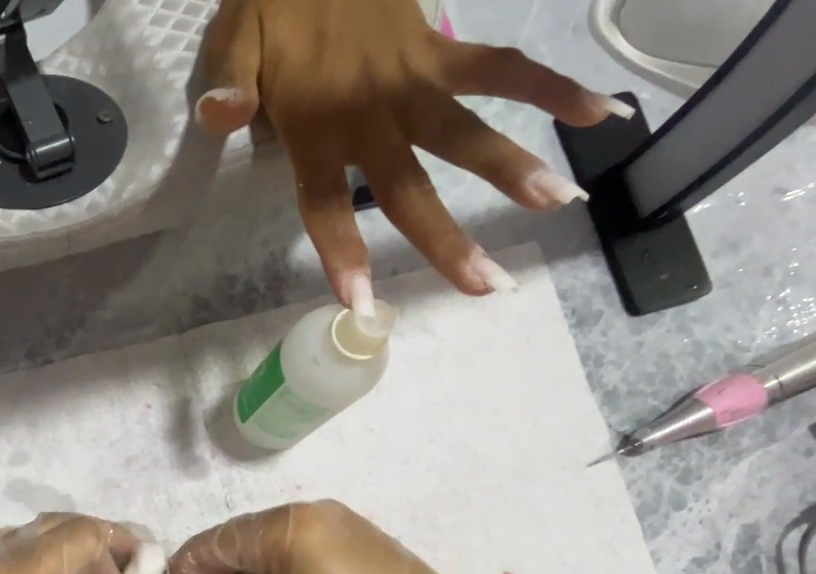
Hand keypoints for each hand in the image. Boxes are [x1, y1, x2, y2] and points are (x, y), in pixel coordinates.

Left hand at [194, 0, 625, 311]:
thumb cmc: (271, 0)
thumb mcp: (235, 37)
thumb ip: (229, 82)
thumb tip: (219, 118)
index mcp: (313, 124)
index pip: (324, 203)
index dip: (343, 253)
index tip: (363, 303)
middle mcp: (369, 114)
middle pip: (408, 189)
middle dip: (445, 241)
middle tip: (487, 287)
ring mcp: (411, 82)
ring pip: (465, 134)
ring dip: (512, 168)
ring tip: (559, 204)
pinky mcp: (438, 50)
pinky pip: (498, 69)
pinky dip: (546, 85)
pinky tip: (596, 109)